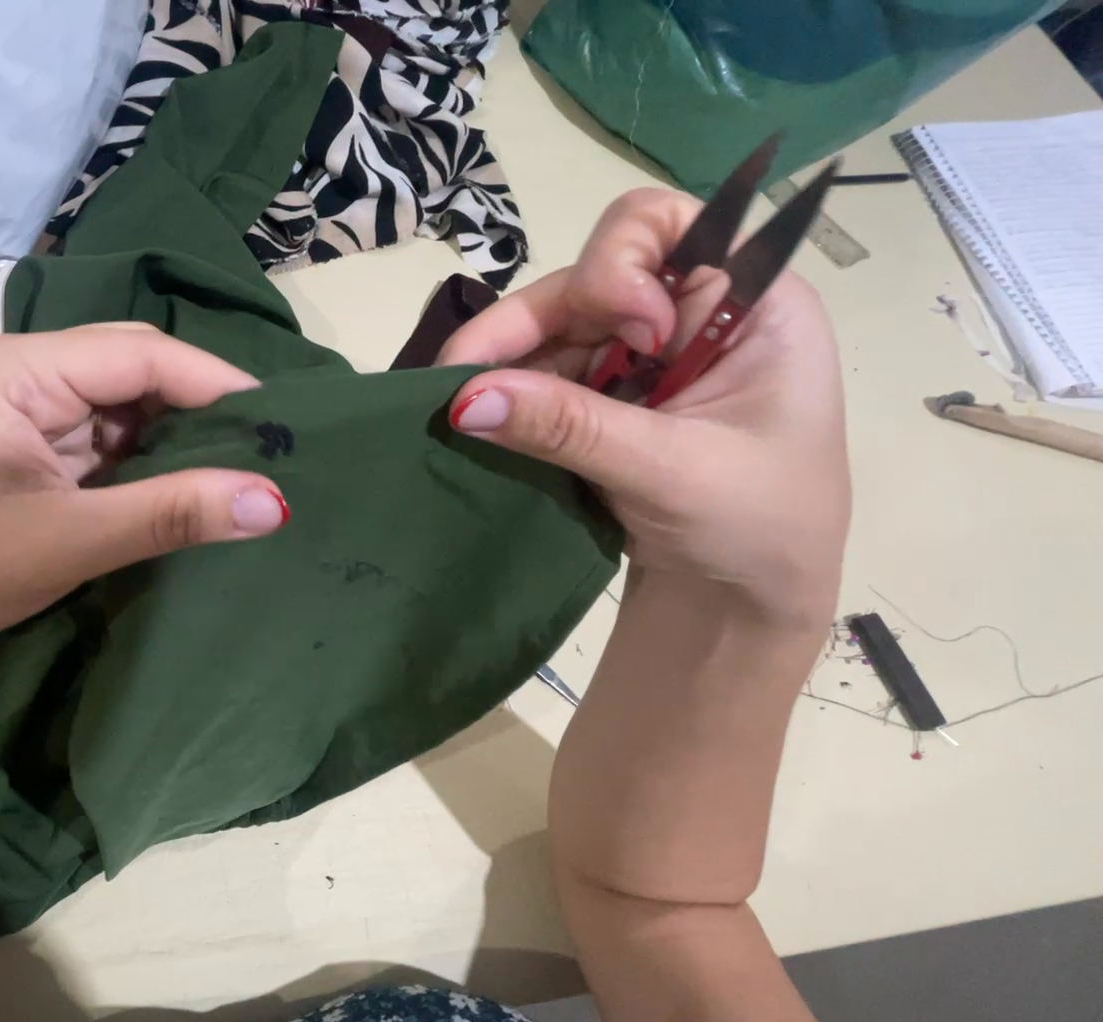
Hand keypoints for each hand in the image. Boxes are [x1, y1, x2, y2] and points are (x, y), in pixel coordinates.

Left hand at [0, 324, 289, 660]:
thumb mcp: (70, 539)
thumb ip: (172, 513)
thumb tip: (275, 501)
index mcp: (16, 367)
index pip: (137, 353)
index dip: (213, 383)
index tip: (282, 424)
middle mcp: (21, 373)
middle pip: (131, 370)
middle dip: (196, 408)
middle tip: (265, 449)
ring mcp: (24, 413)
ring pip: (122, 409)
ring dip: (175, 439)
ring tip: (238, 468)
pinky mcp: (30, 453)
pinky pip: (104, 443)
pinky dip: (145, 464)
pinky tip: (185, 485)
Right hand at [437, 189, 850, 625]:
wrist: (738, 605)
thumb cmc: (756, 529)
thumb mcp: (672, 471)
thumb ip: (571, 428)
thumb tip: (463, 398)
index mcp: (741, 305)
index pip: (664, 228)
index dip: (620, 265)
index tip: (626, 336)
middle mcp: (678, 318)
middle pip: (581, 283)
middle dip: (521, 326)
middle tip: (457, 375)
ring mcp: (628, 363)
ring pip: (544, 334)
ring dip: (497, 367)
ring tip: (454, 411)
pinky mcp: (590, 405)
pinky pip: (532, 382)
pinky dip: (498, 400)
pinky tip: (470, 421)